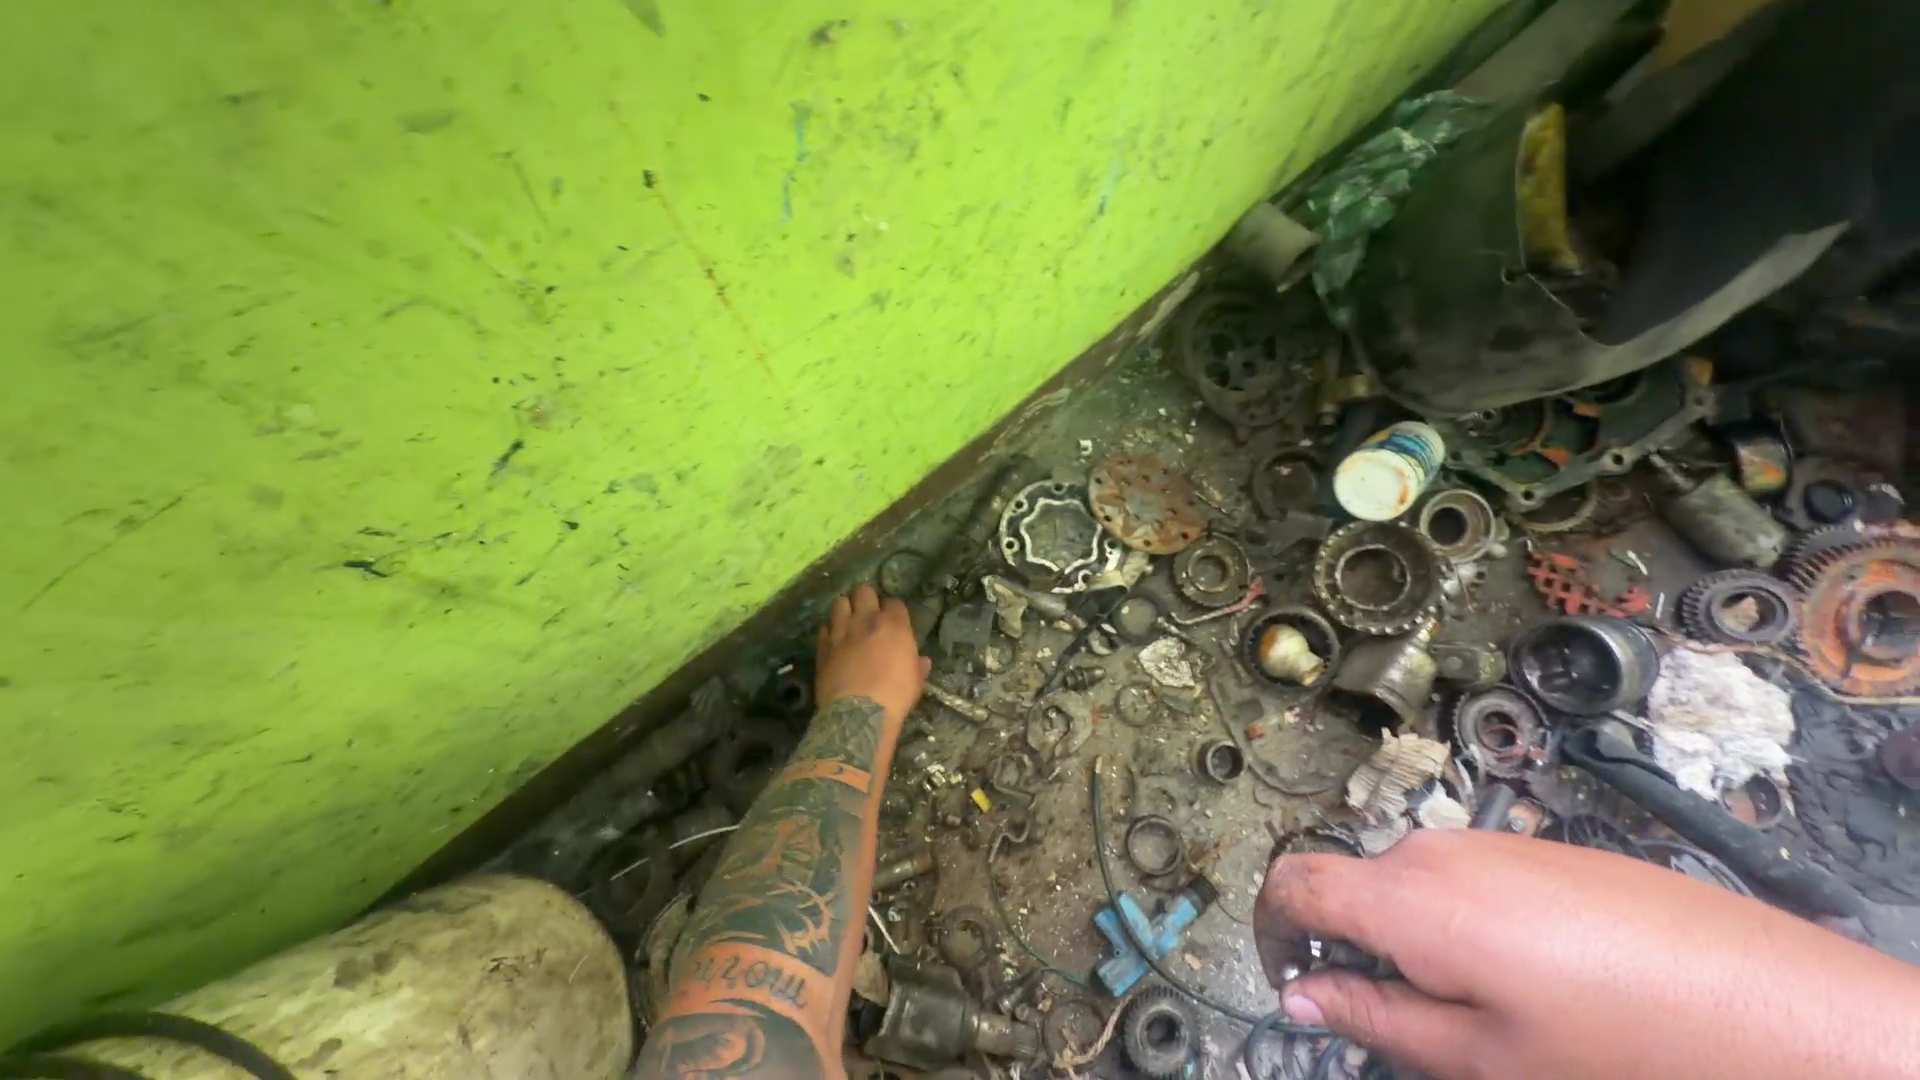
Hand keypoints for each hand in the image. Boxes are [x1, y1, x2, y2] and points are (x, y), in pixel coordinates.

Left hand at [815, 583, 929, 723]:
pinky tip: (834, 638)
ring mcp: (842, 631)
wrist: (859, 712)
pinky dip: (829, 630)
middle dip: (866, 596)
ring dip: (845, 608)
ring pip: (839, 603)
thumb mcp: (916, 681)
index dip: (893, 609)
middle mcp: (866, 620)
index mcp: (894, 626)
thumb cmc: (895, 696)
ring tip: (848, 618)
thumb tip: (922, 660)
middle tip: (868, 608)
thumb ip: (918, 666)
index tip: (893, 619)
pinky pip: (824, 627)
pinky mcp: (823, 646)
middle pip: (864, 591)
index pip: (894, 602)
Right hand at [1255, 829, 1919, 1079]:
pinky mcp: (1529, 844)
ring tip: (1481, 999)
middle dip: (1354, 942)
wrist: (1775, 1004)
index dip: (1272, 924)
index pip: (1292, 881)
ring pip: (1405, 880)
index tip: (1292, 974)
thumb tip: (1300, 994)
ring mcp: (1483, 839)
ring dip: (1409, 932)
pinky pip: (1457, 872)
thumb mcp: (1481, 1056)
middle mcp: (1430, 848)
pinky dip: (1456, 917)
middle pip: (1350, 883)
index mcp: (1404, 897)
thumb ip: (1373, 1015)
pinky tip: (1530, 970)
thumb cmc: (1617, 1044)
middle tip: (1407, 1014)